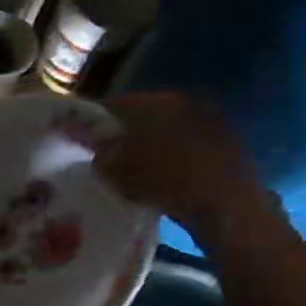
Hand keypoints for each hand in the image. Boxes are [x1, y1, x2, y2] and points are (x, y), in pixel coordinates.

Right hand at [97, 92, 272, 240]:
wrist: (224, 203)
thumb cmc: (165, 183)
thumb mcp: (118, 174)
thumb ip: (102, 156)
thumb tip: (98, 149)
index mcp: (154, 103)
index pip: (114, 105)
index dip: (94, 122)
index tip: (81, 138)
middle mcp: (182, 101)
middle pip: (142, 113)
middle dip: (123, 131)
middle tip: (106, 153)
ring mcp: (207, 118)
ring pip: (165, 126)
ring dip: (148, 142)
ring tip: (133, 166)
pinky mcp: (223, 139)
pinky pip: (184, 140)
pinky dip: (170, 152)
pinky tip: (162, 173)